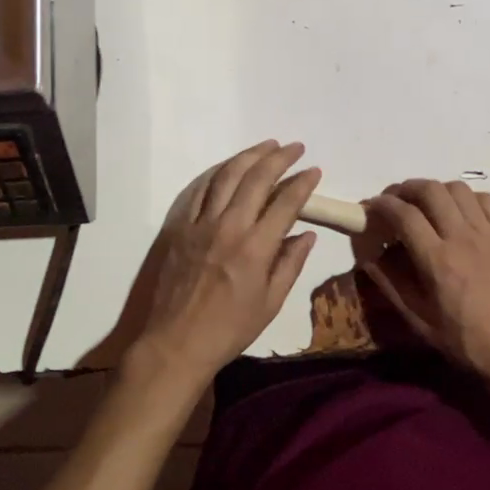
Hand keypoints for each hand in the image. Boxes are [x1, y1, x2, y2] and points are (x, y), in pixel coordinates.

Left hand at [130, 141, 321, 383]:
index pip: (285, 202)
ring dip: (249, 156)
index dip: (303, 183)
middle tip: (294, 148)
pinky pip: (198, 190)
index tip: (314, 171)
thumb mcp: (270, 304)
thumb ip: (290, 264)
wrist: (175, 344)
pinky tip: (229, 166)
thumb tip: (306, 233)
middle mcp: (229, 227)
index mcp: (255, 248)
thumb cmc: (228, 330)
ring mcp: (200, 223)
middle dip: (279, 158)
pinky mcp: (178, 226)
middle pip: (256, 178)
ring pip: (226, 176)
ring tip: (266, 146)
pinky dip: (216, 172)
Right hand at [361, 179, 489, 391]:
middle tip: (396, 199)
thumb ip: (392, 285)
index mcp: (438, 260)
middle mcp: (463, 237)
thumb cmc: (467, 341)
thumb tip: (368, 258)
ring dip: (437, 189)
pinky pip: (487, 199)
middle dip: (406, 188)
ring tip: (427, 203)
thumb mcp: (421, 321)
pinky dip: (468, 198)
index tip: (371, 207)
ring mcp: (488, 232)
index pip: (405, 215)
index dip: (383, 205)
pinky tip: (461, 212)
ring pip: (458, 188)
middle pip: (431, 190)